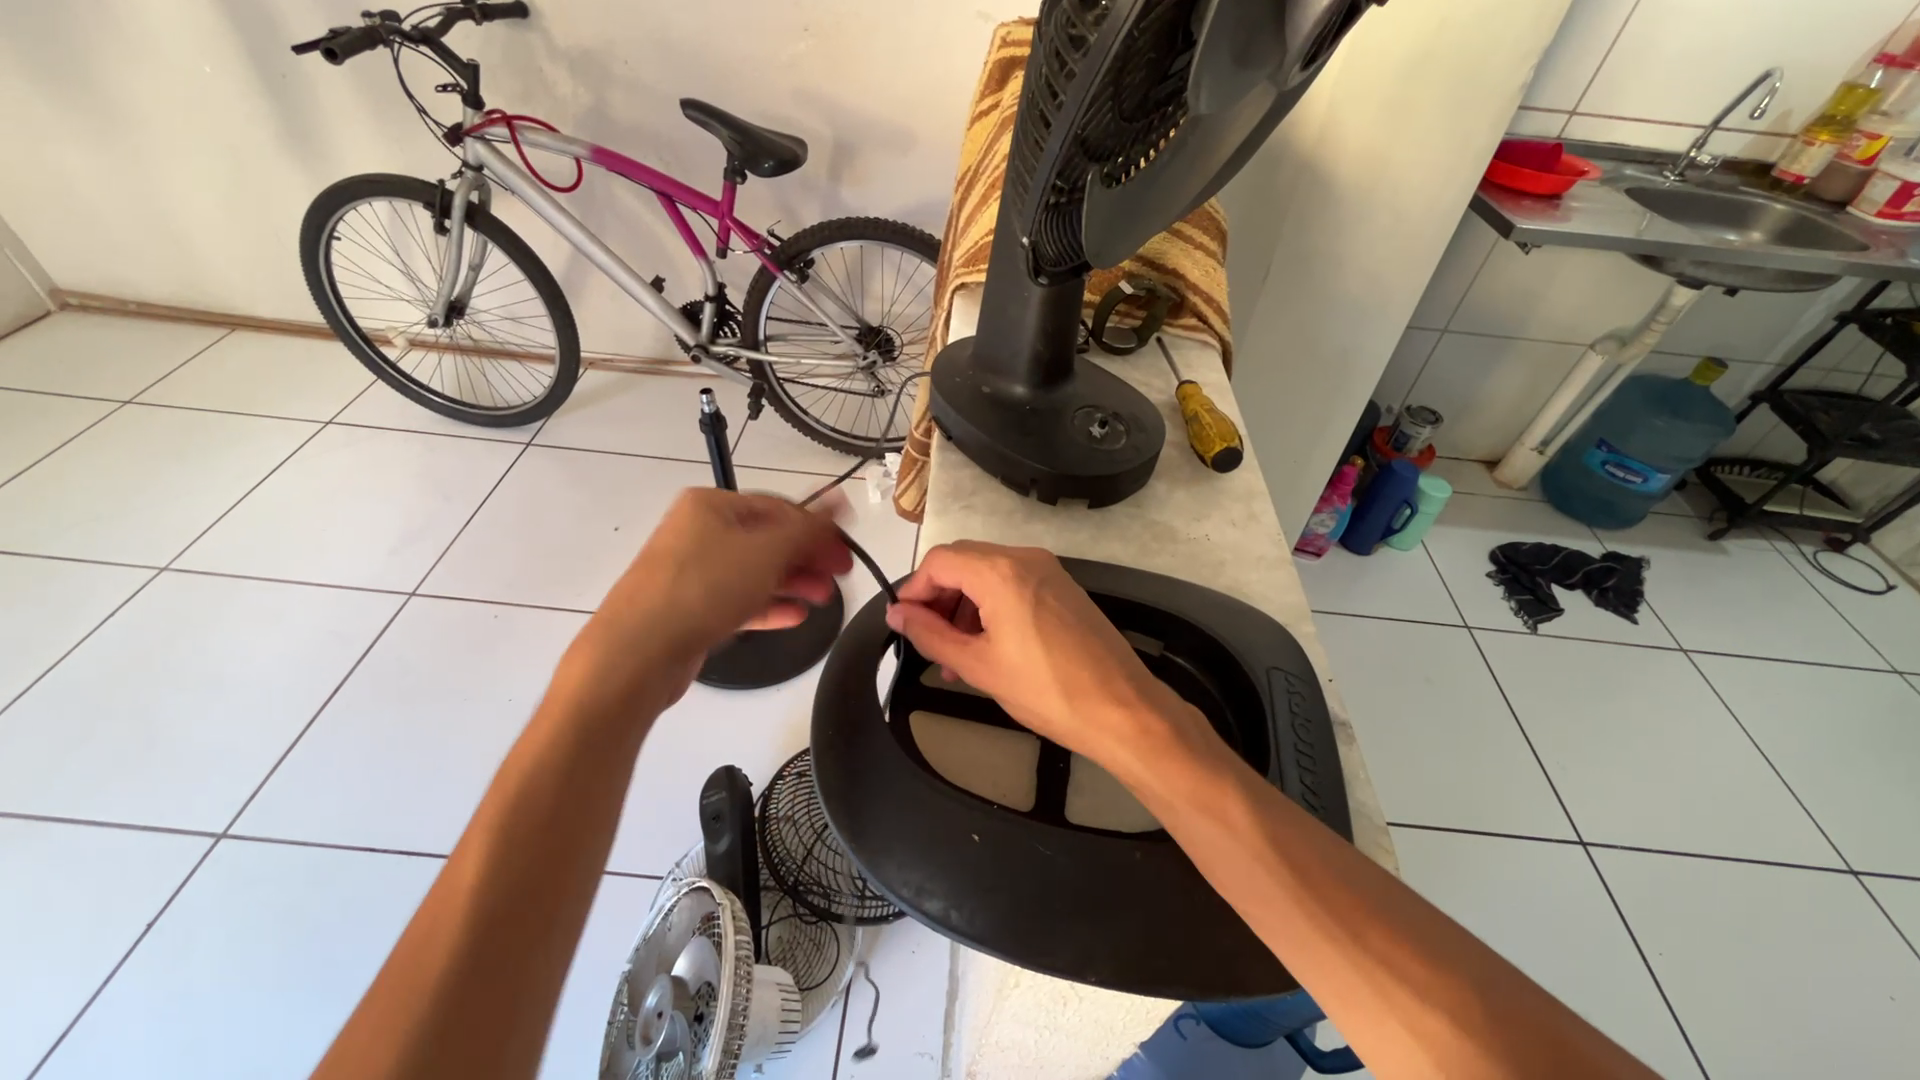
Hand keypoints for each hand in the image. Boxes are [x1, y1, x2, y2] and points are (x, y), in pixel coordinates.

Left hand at [559, 489, 851, 714]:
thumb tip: (839, 500)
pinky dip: (768, 605)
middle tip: (839, 578)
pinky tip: (794, 616)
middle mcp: (699, 532)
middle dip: (807, 558)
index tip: (846, 553)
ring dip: (792, 582)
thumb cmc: (702, 589)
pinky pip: (738, 601)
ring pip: (754, 571)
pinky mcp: (690, 609)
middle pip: (767, 540)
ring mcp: (691, 572)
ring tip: (823, 599)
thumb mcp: (766, 551)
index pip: (780, 508)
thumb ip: (808, 528)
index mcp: (712, 505)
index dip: (818, 528)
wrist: (637, 651)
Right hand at [884, 542, 1200, 777]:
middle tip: (926, 641)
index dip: (914, 589)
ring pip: (988, 574)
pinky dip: (991, 608)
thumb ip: (930, 634)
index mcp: (1001, 571)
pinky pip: (1013, 585)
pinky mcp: (1063, 589)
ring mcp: (1049, 572)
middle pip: (963, 562)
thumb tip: (897, 614)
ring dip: (963, 607)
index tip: (903, 623)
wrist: (1121, 709)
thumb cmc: (1046, 690)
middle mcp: (1025, 558)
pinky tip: (986, 649)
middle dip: (938, 598)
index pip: (939, 561)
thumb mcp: (978, 666)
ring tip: (954, 657)